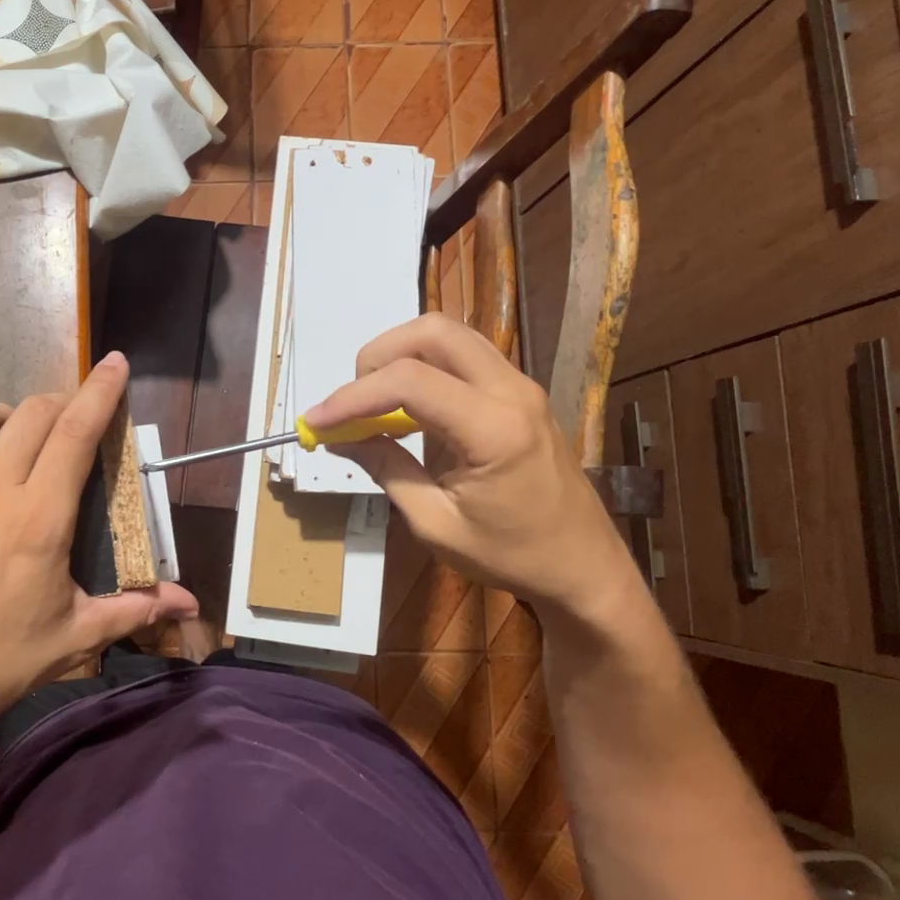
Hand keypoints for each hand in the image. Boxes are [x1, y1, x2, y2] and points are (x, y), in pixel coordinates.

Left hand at [0, 352, 198, 770]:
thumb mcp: (76, 635)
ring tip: (9, 439)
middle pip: (31, 414)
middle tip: (63, 425)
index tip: (113, 364)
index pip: (77, 432)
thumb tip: (189, 602)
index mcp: (40, 518)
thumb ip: (135, 607)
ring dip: (2, 417)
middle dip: (56, 406)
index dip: (100, 391)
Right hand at [305, 313, 640, 622]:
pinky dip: (424, 369)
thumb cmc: (511, 555)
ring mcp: (519, 387)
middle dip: (378, 356)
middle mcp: (511, 391)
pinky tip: (408, 412)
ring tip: (376, 406)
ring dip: (401, 357)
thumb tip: (339, 438)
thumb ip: (386, 469)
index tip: (316, 422)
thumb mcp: (435, 523)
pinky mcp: (518, 393)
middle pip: (432, 332)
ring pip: (449, 336)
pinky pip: (463, 357)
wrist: (583, 566)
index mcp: (495, 429)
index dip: (352, 397)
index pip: (409, 382)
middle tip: (353, 402)